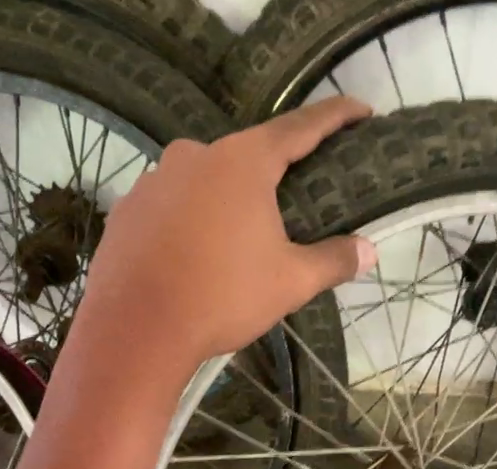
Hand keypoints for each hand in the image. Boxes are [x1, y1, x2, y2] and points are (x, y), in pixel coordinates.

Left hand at [74, 96, 378, 376]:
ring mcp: (155, 179)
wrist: (137, 329)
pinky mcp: (127, 209)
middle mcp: (196, 155)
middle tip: (294, 206)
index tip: (360, 110)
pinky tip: (197, 258)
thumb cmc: (224, 296)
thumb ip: (333, 261)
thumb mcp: (291, 282)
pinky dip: (191, 224)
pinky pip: (172, 207)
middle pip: (247, 158)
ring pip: (205, 184)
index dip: (334, 118)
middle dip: (273, 178)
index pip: (300, 128)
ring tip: (239, 246)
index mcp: (243, 162)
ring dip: (227, 205)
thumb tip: (369, 250)